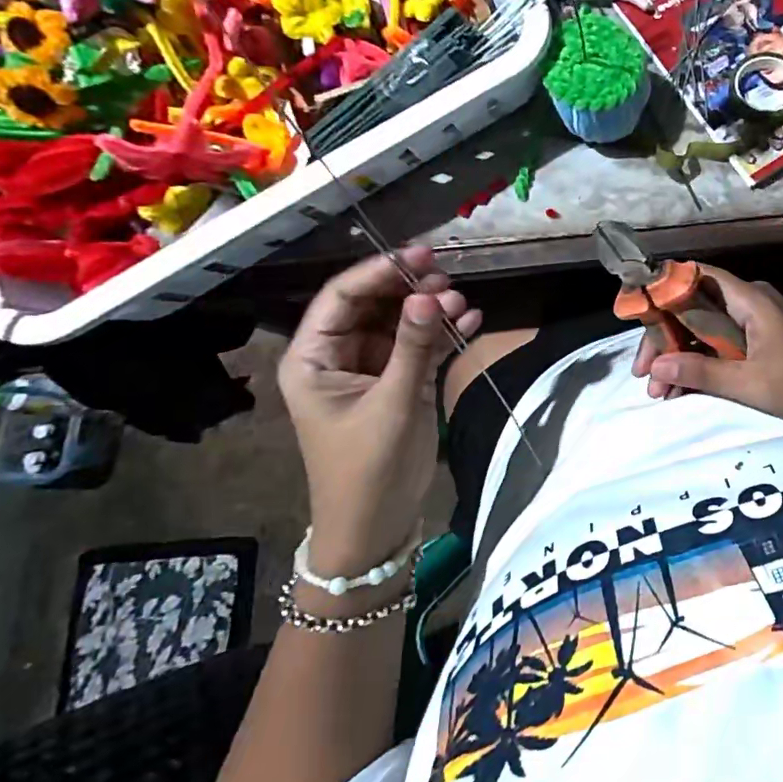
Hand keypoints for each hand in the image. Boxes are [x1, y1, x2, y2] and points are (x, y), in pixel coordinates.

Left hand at [278, 246, 480, 575]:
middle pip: (373, 306)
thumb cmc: (369, 468)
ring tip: (463, 303)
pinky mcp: (397, 385)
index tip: (421, 254)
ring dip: (431, 312)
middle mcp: (338, 357)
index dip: (380, 272)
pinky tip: (470, 323)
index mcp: (312, 358)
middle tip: (449, 277)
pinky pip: (418, 348)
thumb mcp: (394, 403)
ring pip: (399, 324)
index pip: (342, 298)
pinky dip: (442, 335)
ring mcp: (370, 371)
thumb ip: (412, 346)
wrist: (377, 526)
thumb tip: (430, 294)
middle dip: (410, 289)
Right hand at [631, 265, 782, 425]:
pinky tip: (680, 388)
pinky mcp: (756, 336)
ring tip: (659, 391)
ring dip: (680, 355)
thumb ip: (702, 373)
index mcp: (749, 300)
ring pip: (702, 328)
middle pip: (693, 306)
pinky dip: (699, 361)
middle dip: (666, 339)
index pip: (695, 277)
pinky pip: (718, 341)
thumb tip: (657, 366)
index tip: (637, 317)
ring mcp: (752, 318)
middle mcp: (747, 301)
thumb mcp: (749, 385)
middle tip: (645, 373)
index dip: (663, 290)